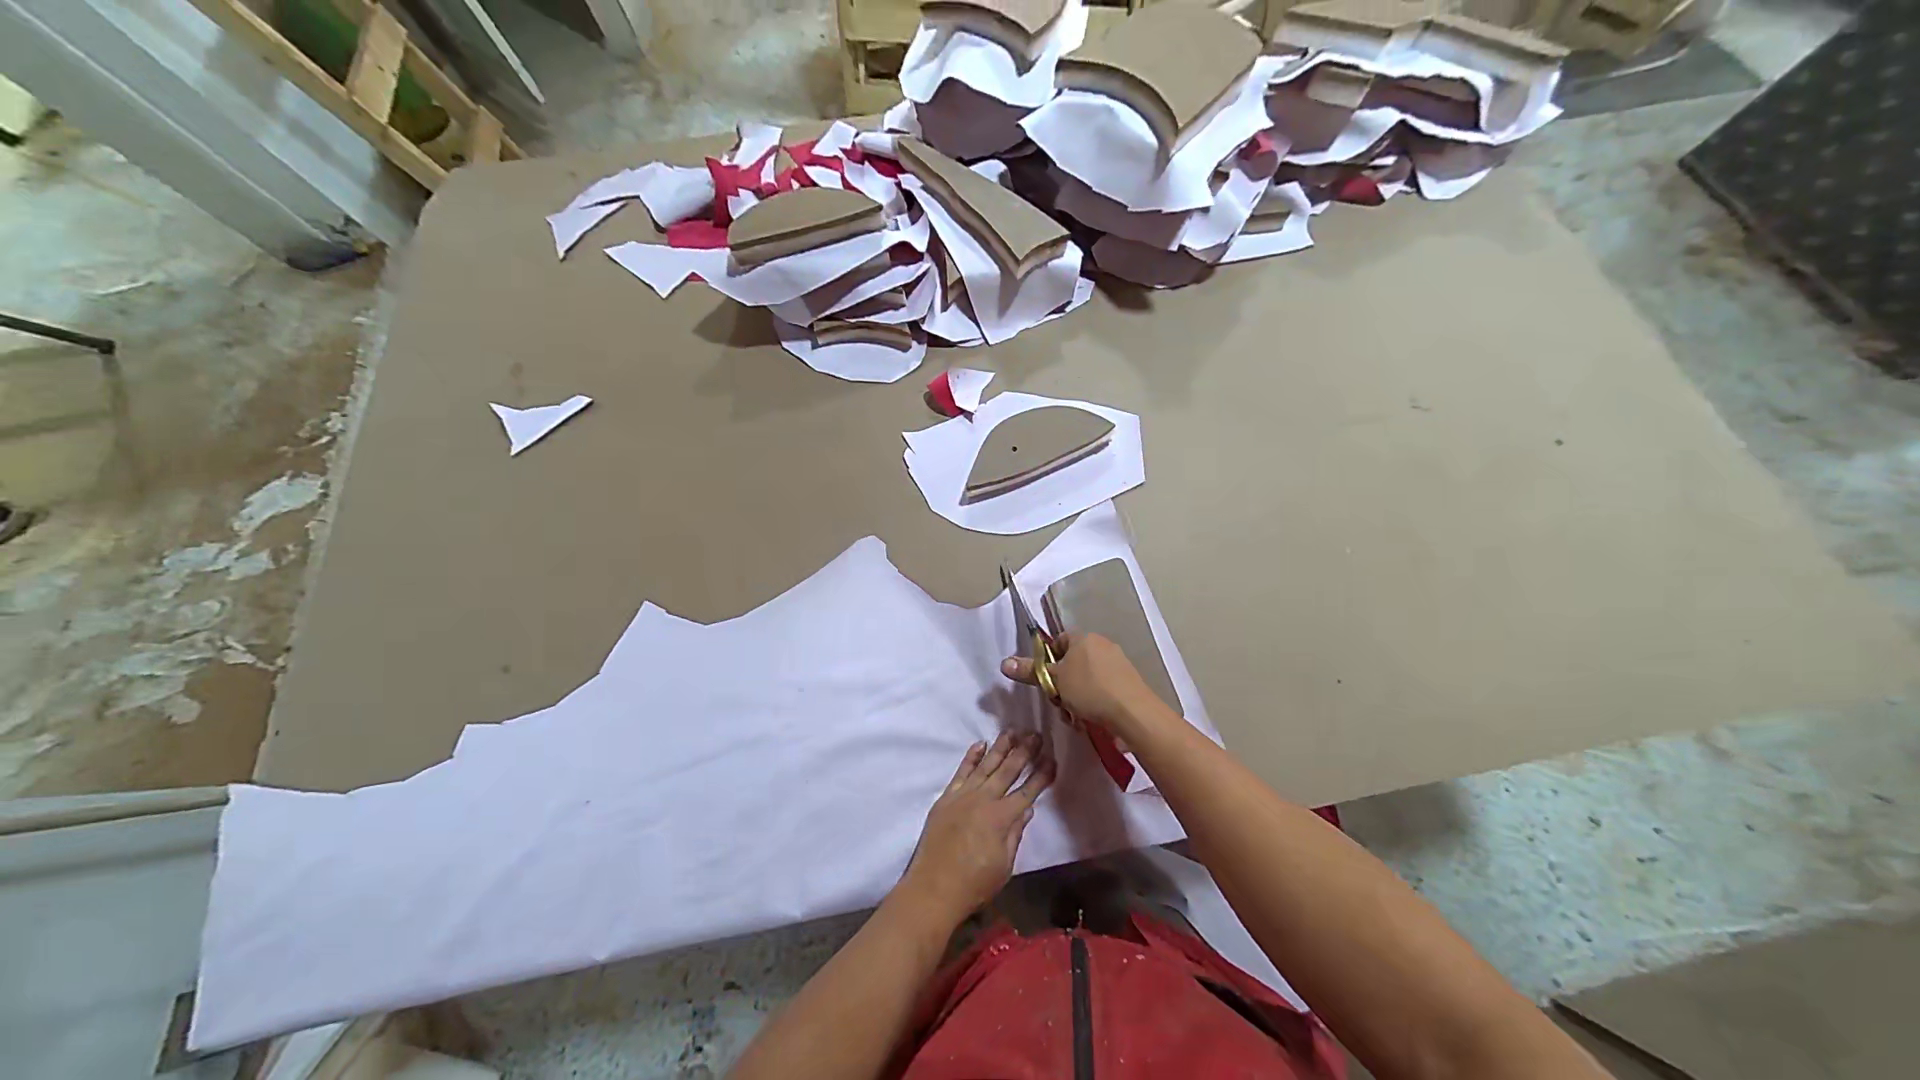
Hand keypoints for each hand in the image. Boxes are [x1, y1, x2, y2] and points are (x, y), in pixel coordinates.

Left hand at [897, 733, 1054, 924]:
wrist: (933, 888)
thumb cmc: (974, 883)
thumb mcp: (1004, 865)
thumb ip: (1015, 834)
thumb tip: (1026, 809)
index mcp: (1002, 818)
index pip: (1027, 791)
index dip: (1041, 775)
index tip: (1052, 759)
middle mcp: (984, 800)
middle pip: (1008, 770)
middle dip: (1024, 751)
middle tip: (1036, 734)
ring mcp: (963, 796)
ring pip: (986, 765)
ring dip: (1000, 747)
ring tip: (1013, 731)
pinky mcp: (946, 798)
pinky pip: (961, 771)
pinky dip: (971, 757)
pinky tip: (980, 744)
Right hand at [1000, 632, 1165, 743]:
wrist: (1133, 713)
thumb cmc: (1089, 690)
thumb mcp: (1054, 681)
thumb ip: (1030, 671)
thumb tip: (1004, 663)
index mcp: (1084, 638)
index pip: (1058, 641)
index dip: (1048, 660)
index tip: (1045, 680)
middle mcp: (1102, 645)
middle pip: (1071, 663)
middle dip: (1061, 685)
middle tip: (1059, 702)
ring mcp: (1117, 664)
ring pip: (1085, 680)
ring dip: (1075, 698)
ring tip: (1074, 716)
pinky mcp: (1127, 683)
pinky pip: (1101, 689)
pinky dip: (1093, 703)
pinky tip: (1090, 719)